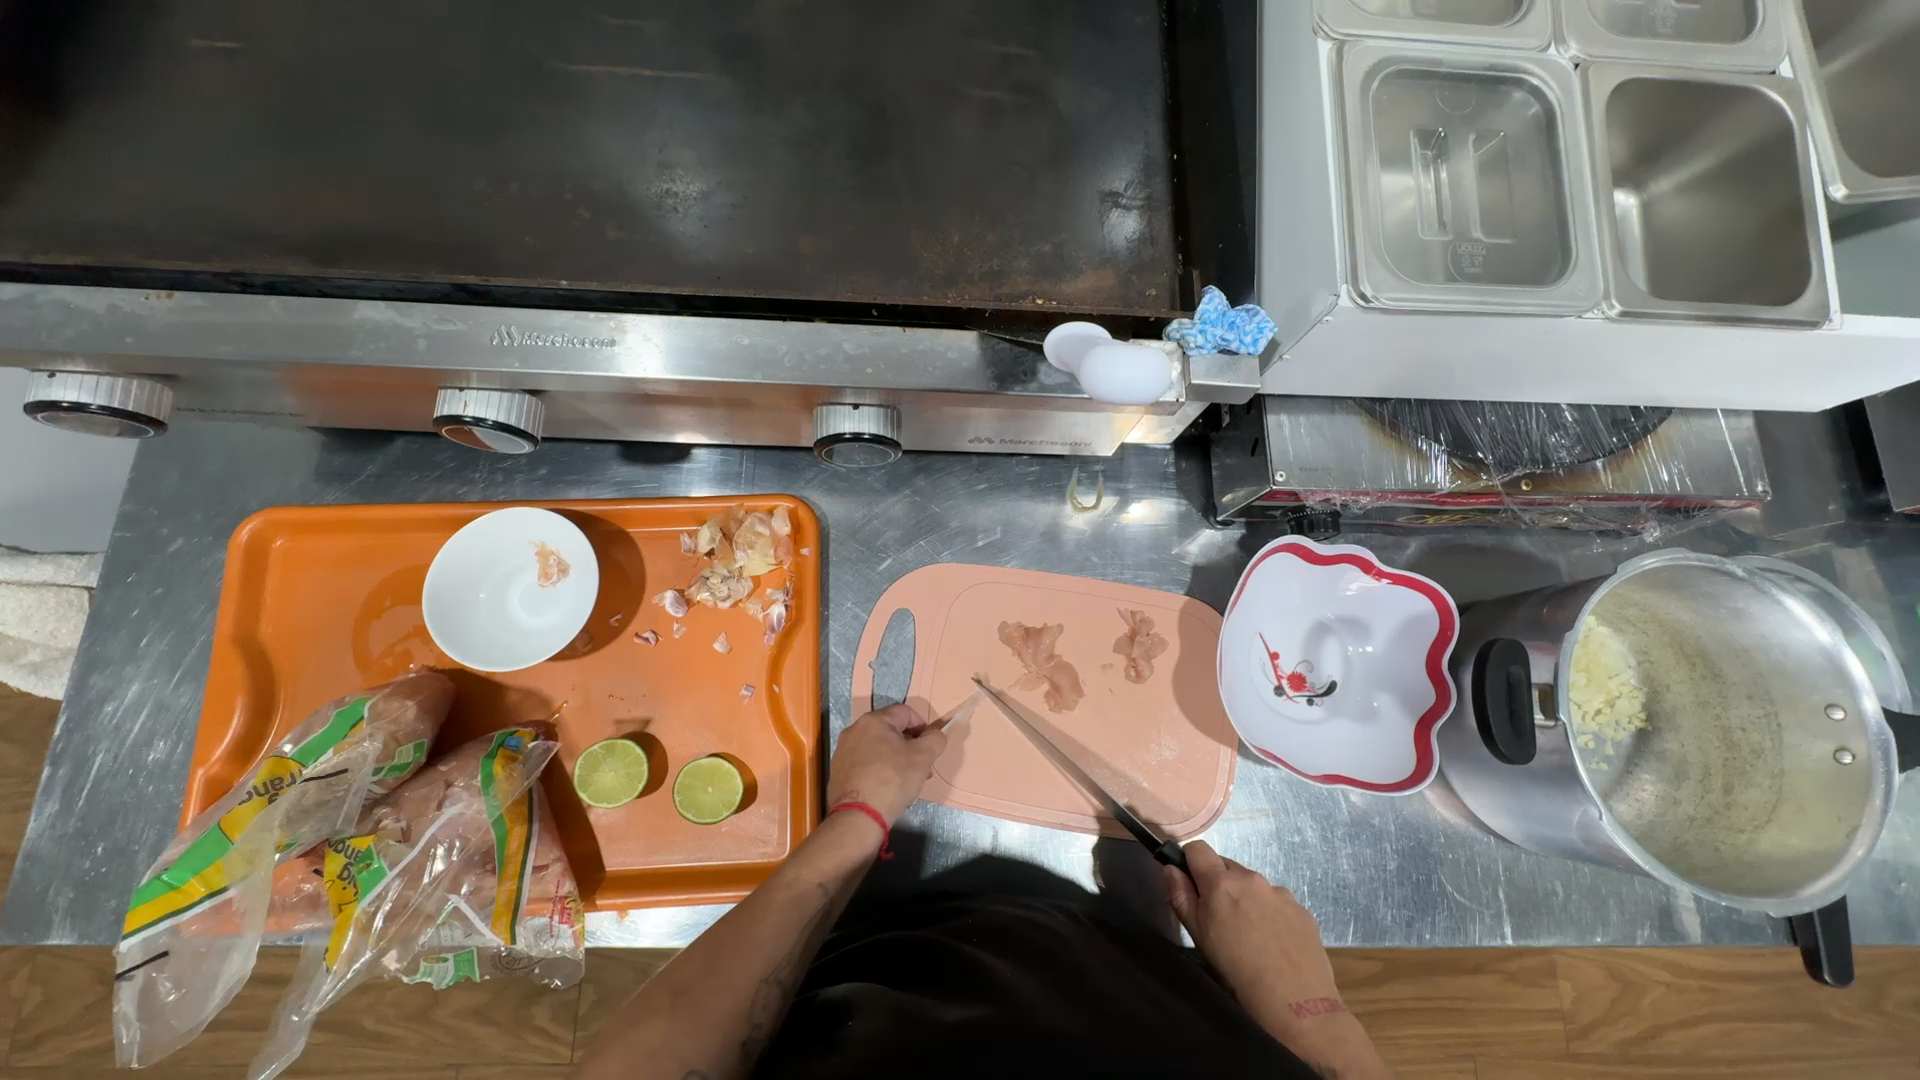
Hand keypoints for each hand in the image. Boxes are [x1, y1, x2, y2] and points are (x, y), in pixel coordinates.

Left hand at [826, 705, 948, 825]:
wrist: (858, 815)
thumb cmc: (893, 779)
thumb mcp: (923, 757)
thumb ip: (935, 739)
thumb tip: (936, 734)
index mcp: (874, 720)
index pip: (905, 712)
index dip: (923, 726)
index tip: (930, 746)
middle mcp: (854, 730)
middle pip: (890, 731)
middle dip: (910, 746)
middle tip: (922, 766)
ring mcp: (843, 751)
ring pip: (878, 748)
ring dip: (896, 759)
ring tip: (907, 780)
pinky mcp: (838, 771)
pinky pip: (865, 763)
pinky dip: (880, 769)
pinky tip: (888, 788)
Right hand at [1164, 841, 1341, 1034]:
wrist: (1294, 1001)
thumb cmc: (1235, 969)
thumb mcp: (1198, 935)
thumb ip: (1181, 896)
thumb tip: (1170, 868)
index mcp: (1221, 881)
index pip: (1198, 848)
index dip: (1190, 861)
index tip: (1191, 883)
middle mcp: (1251, 878)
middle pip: (1227, 866)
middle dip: (1220, 884)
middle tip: (1221, 918)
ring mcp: (1280, 892)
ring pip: (1254, 885)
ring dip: (1247, 899)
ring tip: (1252, 935)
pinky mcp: (1302, 909)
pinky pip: (1278, 902)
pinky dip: (1272, 914)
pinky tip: (1275, 943)